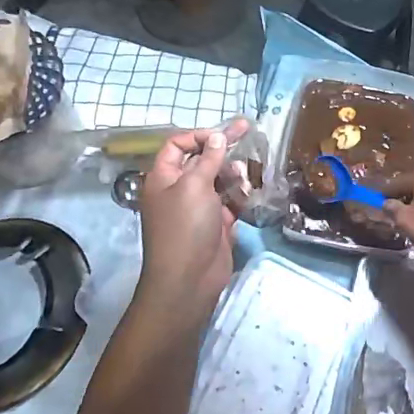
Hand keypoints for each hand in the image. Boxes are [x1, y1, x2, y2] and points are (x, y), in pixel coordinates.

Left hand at [137, 121, 248, 312]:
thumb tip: (217, 137)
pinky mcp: (216, 224)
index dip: (199, 136)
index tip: (223, 134)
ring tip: (244, 174)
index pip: (177, 145)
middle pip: (201, 160)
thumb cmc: (185, 227)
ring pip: (218, 180)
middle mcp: (179, 190)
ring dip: (233, 173)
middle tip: (249, 134)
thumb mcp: (194, 186)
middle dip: (222, 150)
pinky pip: (229, 202)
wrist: (189, 279)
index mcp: (163, 177)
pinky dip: (239, 195)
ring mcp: (198, 208)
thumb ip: (208, 159)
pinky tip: (250, 191)